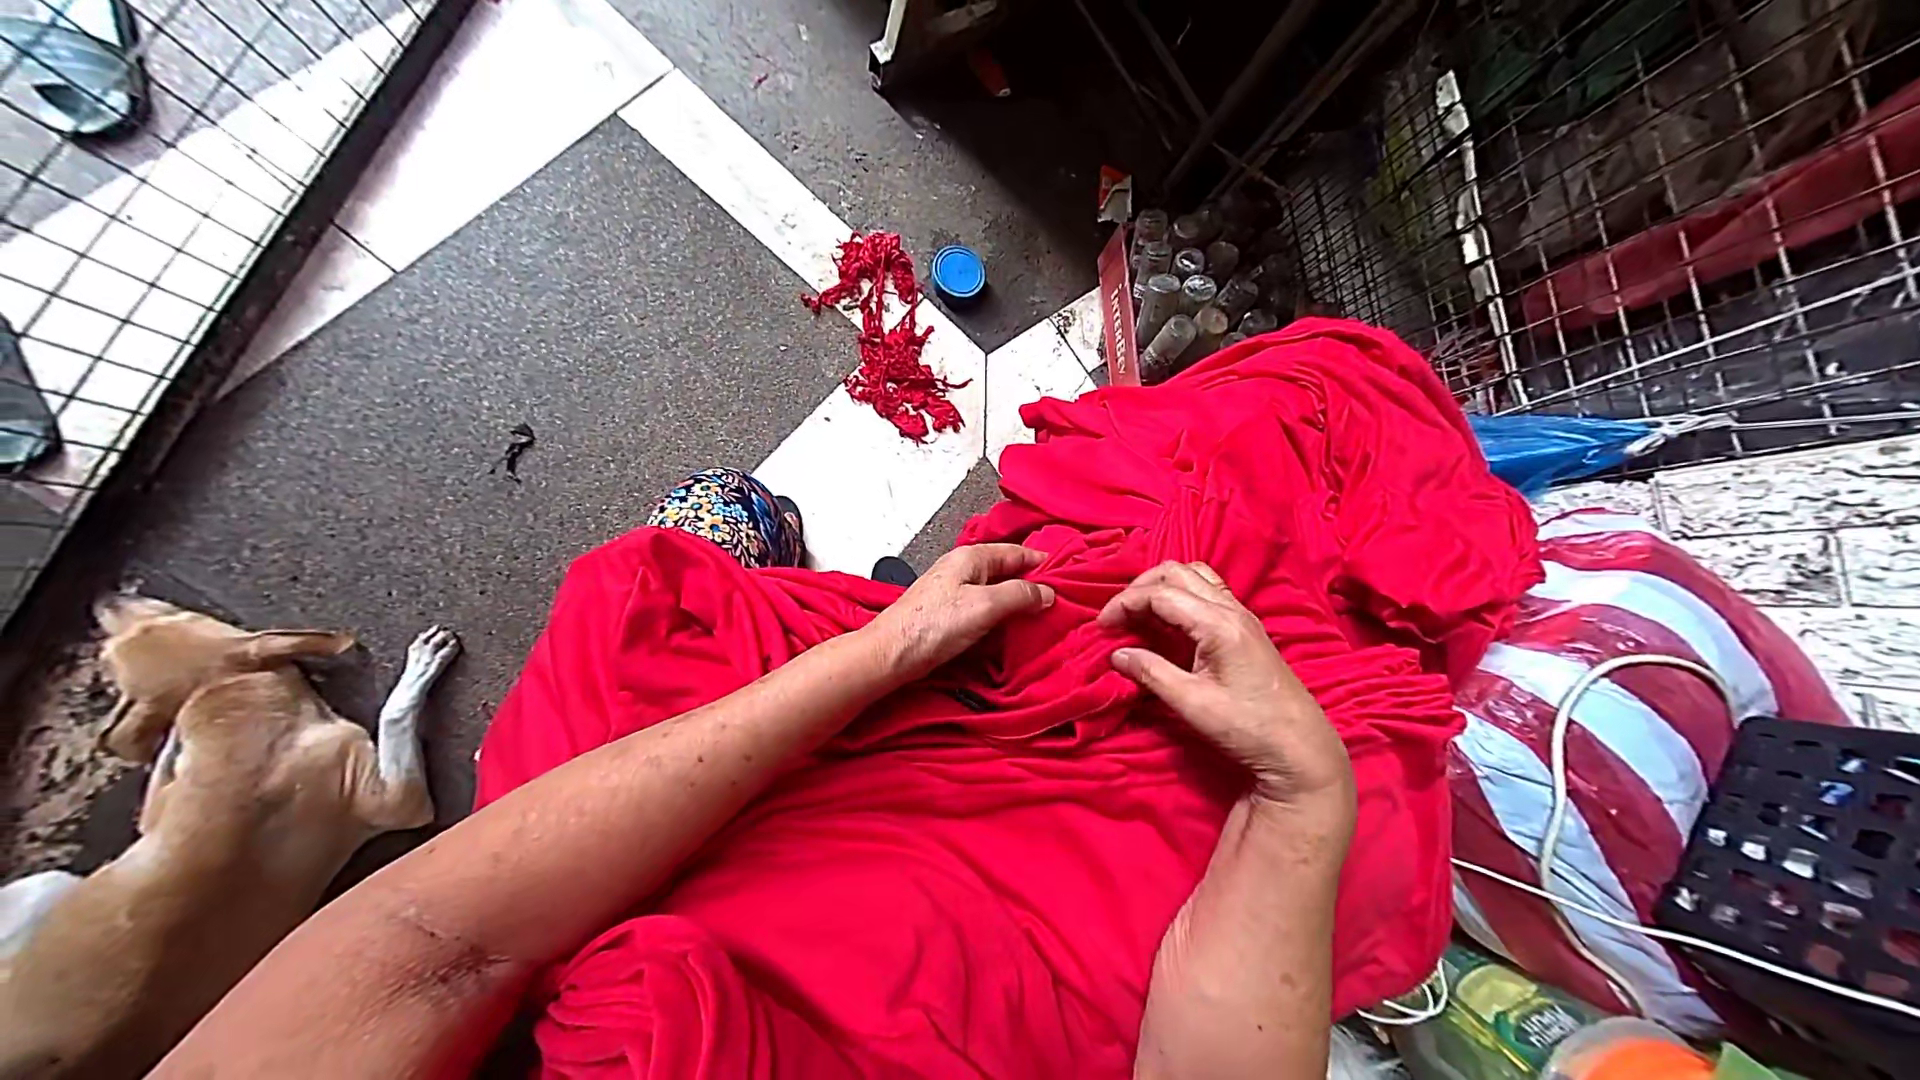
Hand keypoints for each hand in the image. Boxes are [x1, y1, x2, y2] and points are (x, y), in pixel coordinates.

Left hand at [862, 544, 1055, 681]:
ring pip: (996, 591)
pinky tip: (1012, 630)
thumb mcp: (984, 606)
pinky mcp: (948, 615)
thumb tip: (1046, 593)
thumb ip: (1018, 595)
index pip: (1015, 552)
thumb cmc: (930, 627)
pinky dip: (1001, 616)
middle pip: (1006, 571)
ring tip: (1042, 616)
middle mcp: (961, 570)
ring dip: (1017, 602)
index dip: (1041, 562)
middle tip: (1060, 599)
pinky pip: (984, 609)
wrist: (890, 655)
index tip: (1067, 573)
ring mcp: (953, 593)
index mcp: (969, 558)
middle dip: (1032, 583)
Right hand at [1100, 561, 1354, 816]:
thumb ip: (1151, 673)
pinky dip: (1180, 595)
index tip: (1102, 626)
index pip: (1160, 593)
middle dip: (1139, 588)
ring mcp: (1242, 615)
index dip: (1124, 603)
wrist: (1302, 750)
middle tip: (1117, 617)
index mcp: (1218, 624)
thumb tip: (1116, 654)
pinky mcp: (1246, 627)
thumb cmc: (1248, 729)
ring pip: (1194, 575)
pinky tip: (1169, 621)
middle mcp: (1232, 609)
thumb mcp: (1192, 704)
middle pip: (1176, 572)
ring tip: (1139, 613)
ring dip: (1161, 586)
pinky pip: (1207, 591)